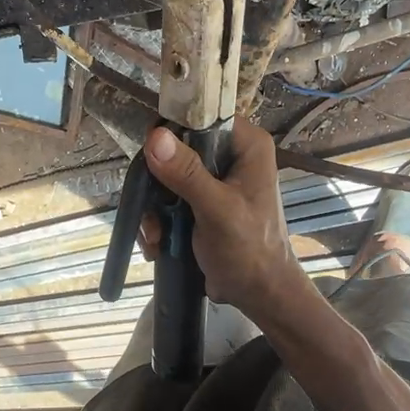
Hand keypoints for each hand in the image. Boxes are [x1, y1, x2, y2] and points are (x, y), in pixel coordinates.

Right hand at [140, 119, 313, 317]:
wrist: (259, 294)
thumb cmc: (250, 251)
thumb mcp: (217, 210)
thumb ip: (188, 174)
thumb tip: (155, 138)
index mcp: (246, 145)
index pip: (200, 117)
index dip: (170, 133)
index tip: (150, 160)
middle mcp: (230, 156)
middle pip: (175, 150)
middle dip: (157, 186)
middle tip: (153, 215)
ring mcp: (213, 181)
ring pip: (166, 179)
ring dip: (154, 210)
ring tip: (154, 237)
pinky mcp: (200, 204)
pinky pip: (168, 201)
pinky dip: (159, 222)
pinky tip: (157, 244)